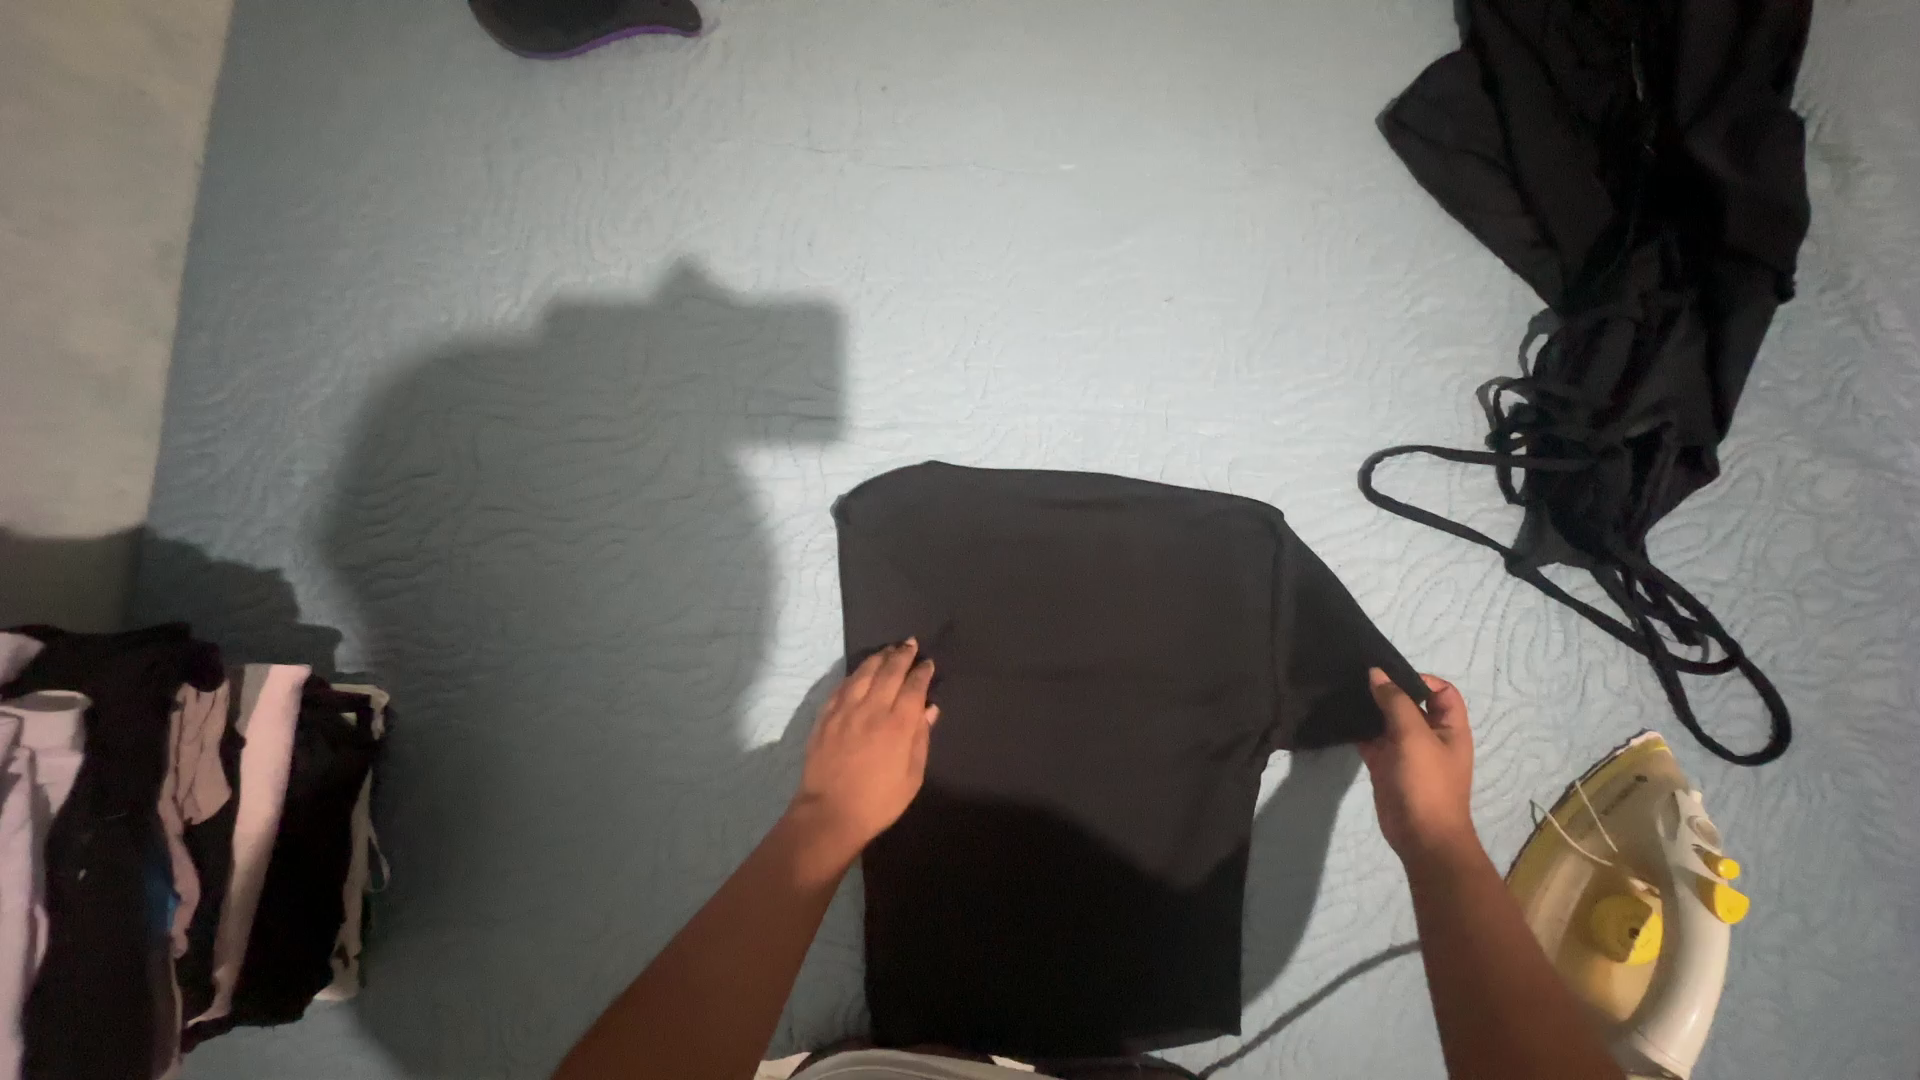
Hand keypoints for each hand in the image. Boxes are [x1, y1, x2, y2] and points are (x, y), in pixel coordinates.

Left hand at [786, 639, 937, 859]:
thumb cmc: (878, 801)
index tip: (928, 663)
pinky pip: (843, 686)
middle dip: (902, 654)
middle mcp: (872, 709)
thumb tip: (928, 709)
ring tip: (888, 650)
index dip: (922, 672)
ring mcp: (845, 710)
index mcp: (898, 724)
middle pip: (889, 671)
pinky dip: (855, 674)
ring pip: (864, 673)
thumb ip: (921, 738)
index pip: (914, 687)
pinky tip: (861, 671)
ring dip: (879, 657)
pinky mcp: (825, 716)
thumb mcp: (912, 776)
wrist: (829, 814)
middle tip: (910, 644)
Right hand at [1358, 668, 1479, 869]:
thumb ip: (1395, 702)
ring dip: (1370, 709)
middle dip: (1388, 690)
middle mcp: (1429, 736)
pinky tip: (1339, 720)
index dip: (1420, 680)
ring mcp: (1406, 751)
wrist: (1421, 836)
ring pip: (1387, 721)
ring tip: (1344, 694)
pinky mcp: (1385, 764)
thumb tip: (1376, 673)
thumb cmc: (1427, 783)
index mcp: (1449, 728)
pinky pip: (1371, 740)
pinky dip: (1357, 729)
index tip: (1389, 677)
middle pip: (1411, 704)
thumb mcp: (1413, 736)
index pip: (1442, 692)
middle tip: (1358, 679)